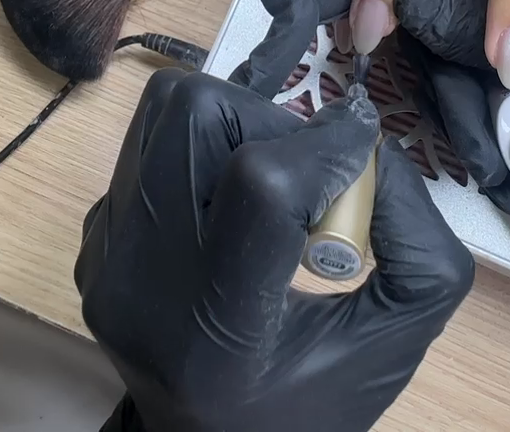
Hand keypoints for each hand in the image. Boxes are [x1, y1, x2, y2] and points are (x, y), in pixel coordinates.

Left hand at [76, 67, 472, 431]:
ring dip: (232, 119)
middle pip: (196, 115)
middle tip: (306, 165)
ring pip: (167, 108)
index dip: (325, 146)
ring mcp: (104, 253)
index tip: (364, 145)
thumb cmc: (304, 409)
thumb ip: (416, 248)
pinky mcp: (93, 234)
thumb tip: (374, 145)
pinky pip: (149, 141)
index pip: (261, 184)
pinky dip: (200, 144)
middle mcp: (138, 282)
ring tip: (266, 171)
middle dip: (268, 120)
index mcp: (214, 332)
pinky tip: (224, 196)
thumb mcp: (388, 347)